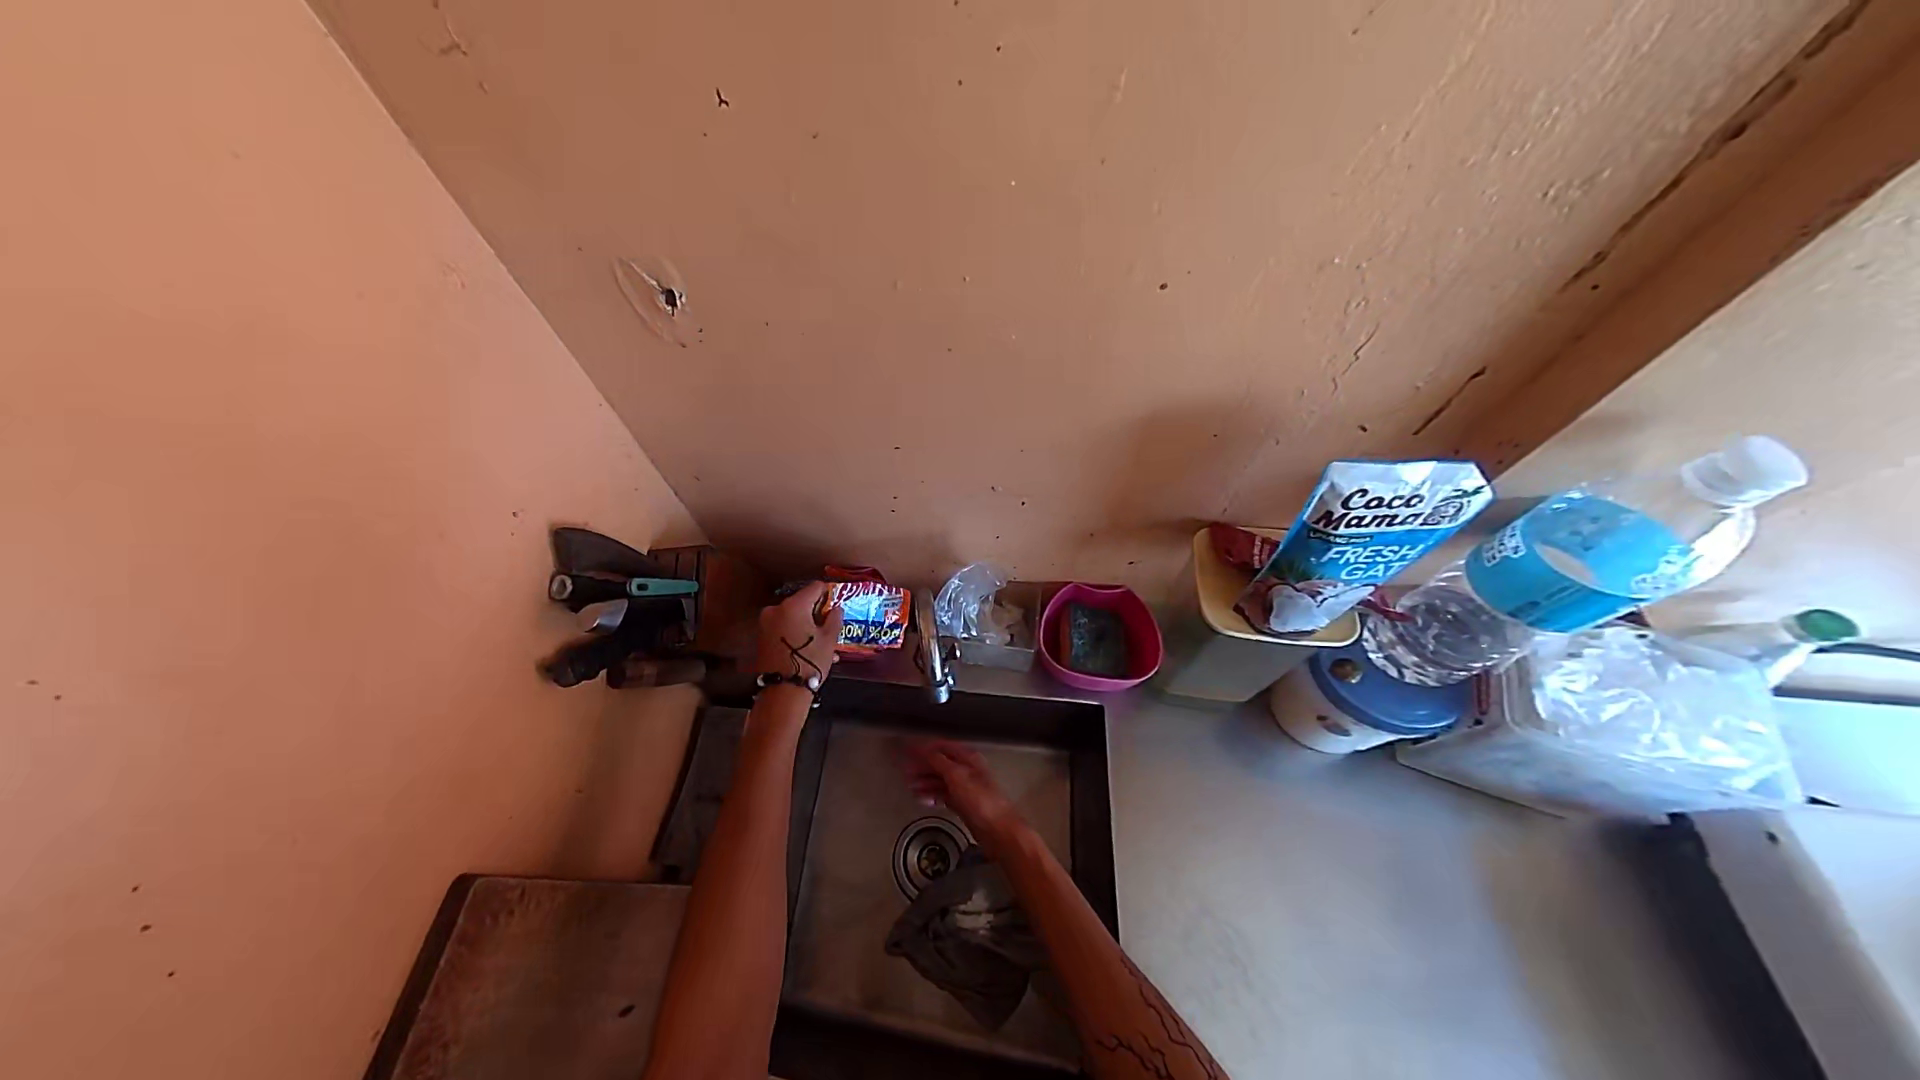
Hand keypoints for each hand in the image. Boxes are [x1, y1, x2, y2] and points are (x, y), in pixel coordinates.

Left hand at [753, 581, 842, 687]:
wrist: (783, 691)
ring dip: (805, 624)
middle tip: (829, 625)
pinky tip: (807, 646)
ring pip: (791, 617)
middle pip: (801, 602)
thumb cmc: (809, 661)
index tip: (835, 602)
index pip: (814, 587)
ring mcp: (765, 623)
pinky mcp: (761, 637)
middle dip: (815, 611)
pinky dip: (794, 633)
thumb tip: (836, 609)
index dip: (827, 593)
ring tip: (820, 641)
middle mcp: (776, 609)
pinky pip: (782, 628)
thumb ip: (833, 619)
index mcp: (794, 605)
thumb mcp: (829, 640)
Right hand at [903, 740, 1026, 854]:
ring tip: (909, 785)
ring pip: (940, 780)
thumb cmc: (980, 800)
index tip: (907, 750)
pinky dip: (931, 795)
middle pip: (939, 763)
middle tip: (905, 771)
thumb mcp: (956, 776)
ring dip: (924, 781)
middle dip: (922, 766)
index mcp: (967, 759)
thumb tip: (923, 748)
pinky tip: (922, 799)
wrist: (997, 829)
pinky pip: (943, 795)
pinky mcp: (962, 804)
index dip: (924, 748)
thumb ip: (938, 761)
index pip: (942, 747)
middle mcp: (966, 770)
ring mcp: (964, 788)